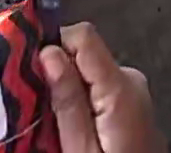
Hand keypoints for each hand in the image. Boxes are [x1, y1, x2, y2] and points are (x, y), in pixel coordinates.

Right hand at [39, 23, 165, 152]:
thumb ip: (67, 101)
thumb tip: (49, 51)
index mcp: (122, 88)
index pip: (84, 35)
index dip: (55, 44)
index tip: (32, 71)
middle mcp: (133, 82)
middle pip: (85, 56)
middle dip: (59, 76)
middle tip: (37, 109)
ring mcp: (138, 98)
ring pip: (91, 75)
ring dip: (70, 94)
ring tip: (53, 127)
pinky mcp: (136, 112)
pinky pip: (102, 92)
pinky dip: (84, 105)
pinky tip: (74, 134)